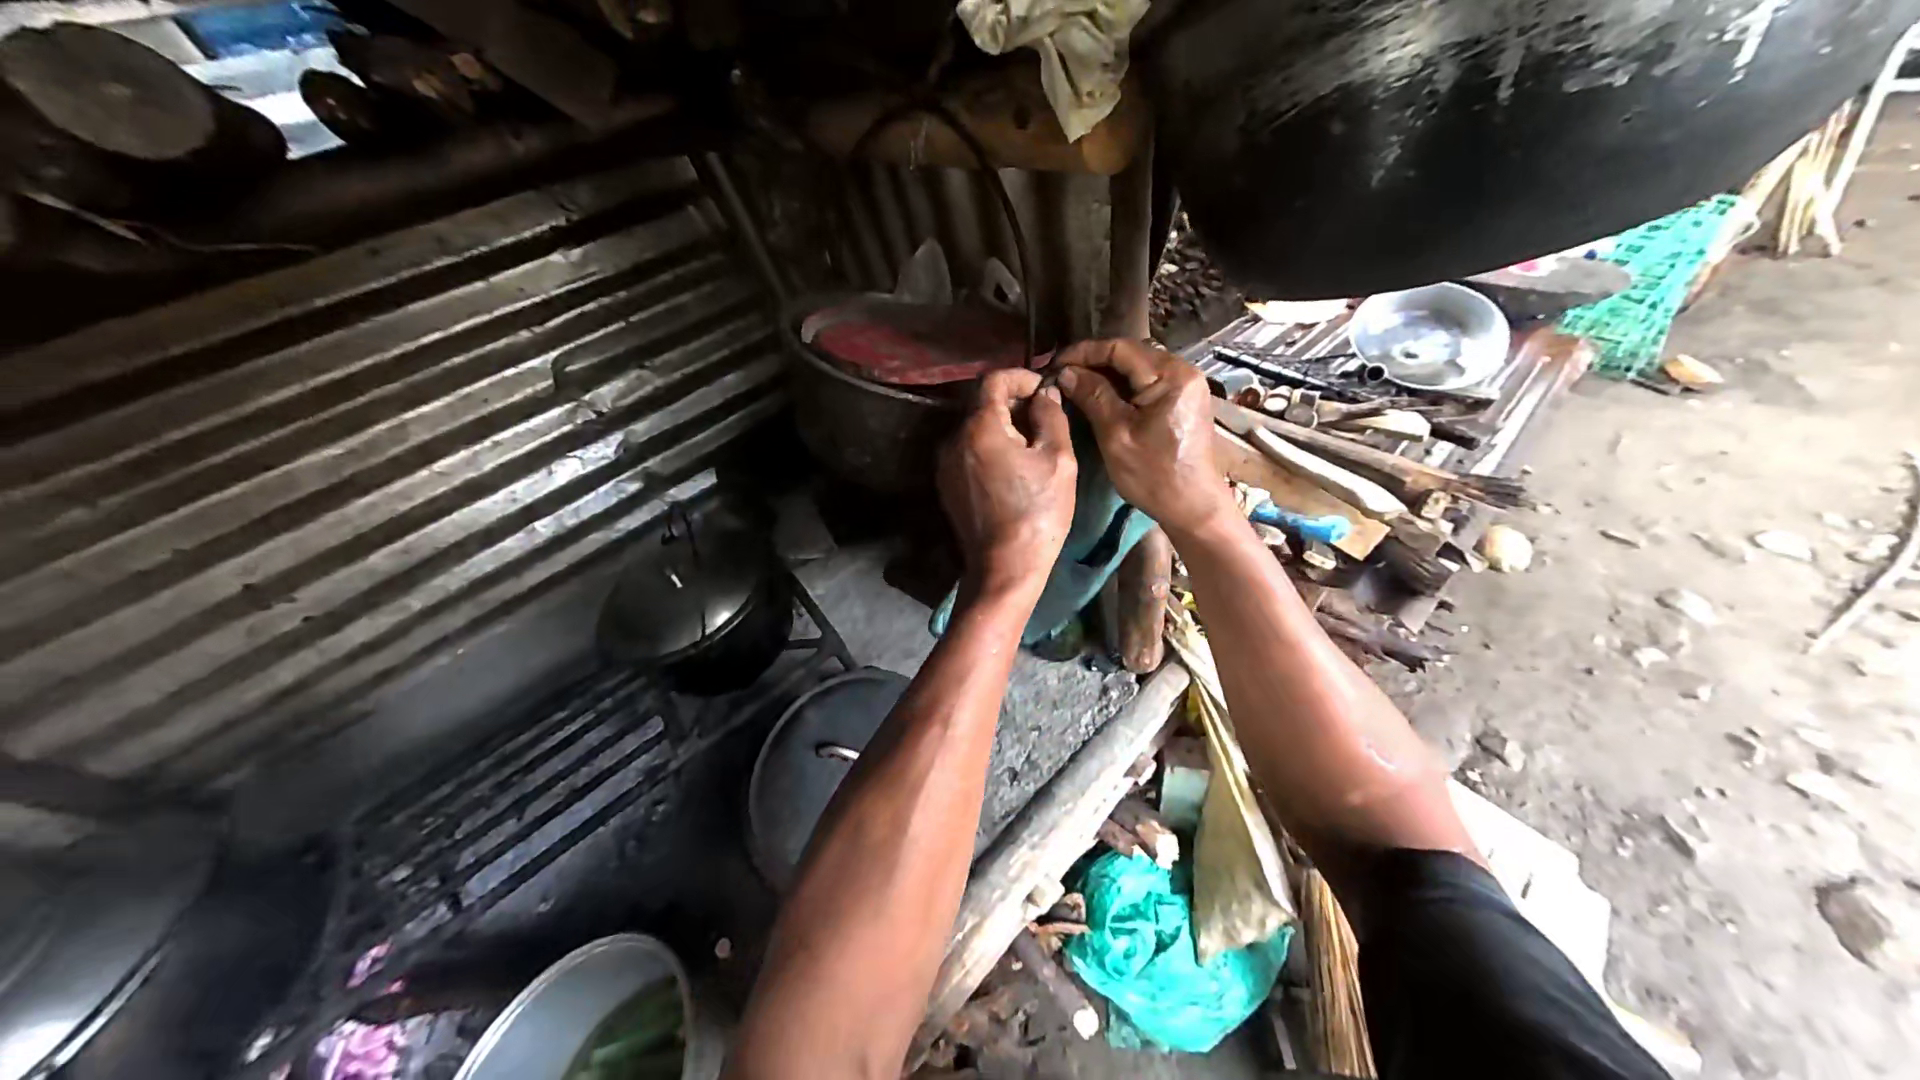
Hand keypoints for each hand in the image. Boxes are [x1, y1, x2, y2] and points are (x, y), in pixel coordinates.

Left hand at [938, 368, 1076, 598]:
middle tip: (1044, 421)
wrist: (1005, 566)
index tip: (1044, 390)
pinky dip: (989, 449)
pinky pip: (968, 453)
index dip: (1022, 377)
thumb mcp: (1058, 460)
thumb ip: (1051, 416)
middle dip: (1014, 404)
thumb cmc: (1038, 512)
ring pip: (975, 429)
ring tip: (1031, 449)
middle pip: (982, 404)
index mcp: (980, 427)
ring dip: (1002, 428)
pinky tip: (1012, 472)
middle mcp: (953, 439)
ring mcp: (945, 464)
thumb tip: (1044, 393)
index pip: (994, 379)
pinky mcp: (947, 485)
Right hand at [1055, 340, 1234, 535]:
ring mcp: (1187, 385)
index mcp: (1171, 376)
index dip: (1083, 352)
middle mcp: (1184, 372)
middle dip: (1093, 361)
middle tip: (1061, 374)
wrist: (1192, 506)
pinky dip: (1122, 385)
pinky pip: (1148, 382)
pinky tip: (1101, 395)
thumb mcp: (1116, 435)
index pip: (1120, 348)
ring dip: (1106, 373)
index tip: (1054, 363)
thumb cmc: (1153, 475)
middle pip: (1130, 354)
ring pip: (1138, 367)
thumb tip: (1067, 372)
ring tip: (1075, 383)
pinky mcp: (1184, 400)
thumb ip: (1092, 397)